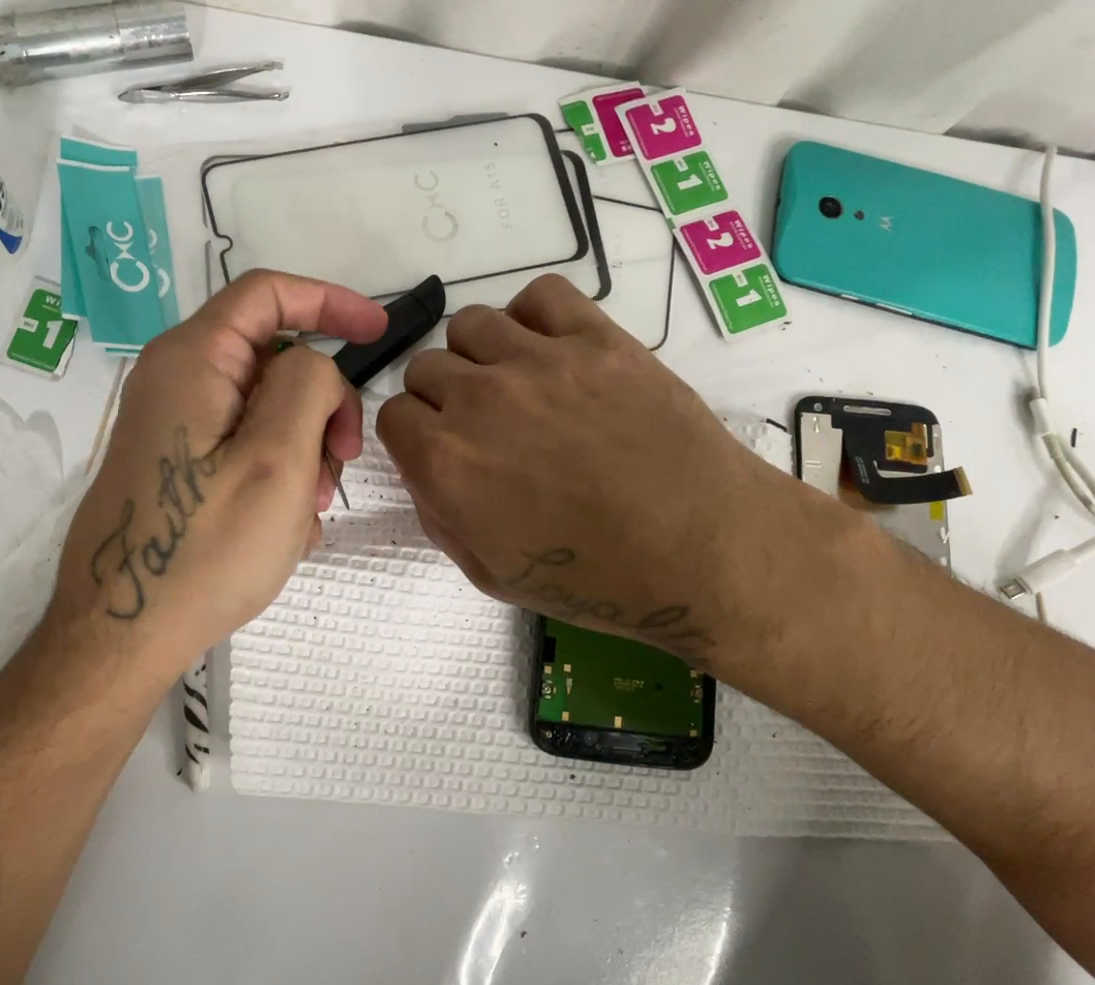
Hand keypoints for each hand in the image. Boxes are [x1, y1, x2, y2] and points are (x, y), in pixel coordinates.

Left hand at [48, 271, 387, 687]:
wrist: (123, 633)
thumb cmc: (206, 549)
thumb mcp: (277, 460)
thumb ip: (307, 386)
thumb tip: (313, 365)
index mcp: (193, 360)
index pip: (267, 293)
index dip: (330, 301)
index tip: (380, 336)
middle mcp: (174, 381)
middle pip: (271, 358)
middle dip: (321, 403)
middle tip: (342, 464)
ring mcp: (171, 427)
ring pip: (262, 409)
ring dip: (303, 448)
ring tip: (309, 512)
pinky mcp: (174, 467)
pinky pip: (241, 448)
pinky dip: (276, 474)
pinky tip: (285, 529)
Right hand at [377, 274, 801, 665]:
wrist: (701, 550)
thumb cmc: (594, 579)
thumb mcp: (492, 575)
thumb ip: (441, 516)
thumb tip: (426, 470)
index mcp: (447, 462)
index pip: (393, 416)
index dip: (415, 437)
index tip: (441, 452)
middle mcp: (480, 400)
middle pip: (426, 367)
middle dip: (444, 398)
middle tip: (486, 429)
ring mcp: (541, 361)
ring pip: (472, 324)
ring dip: (481, 355)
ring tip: (518, 386)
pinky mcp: (597, 338)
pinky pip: (540, 295)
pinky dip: (532, 317)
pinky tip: (552, 351)